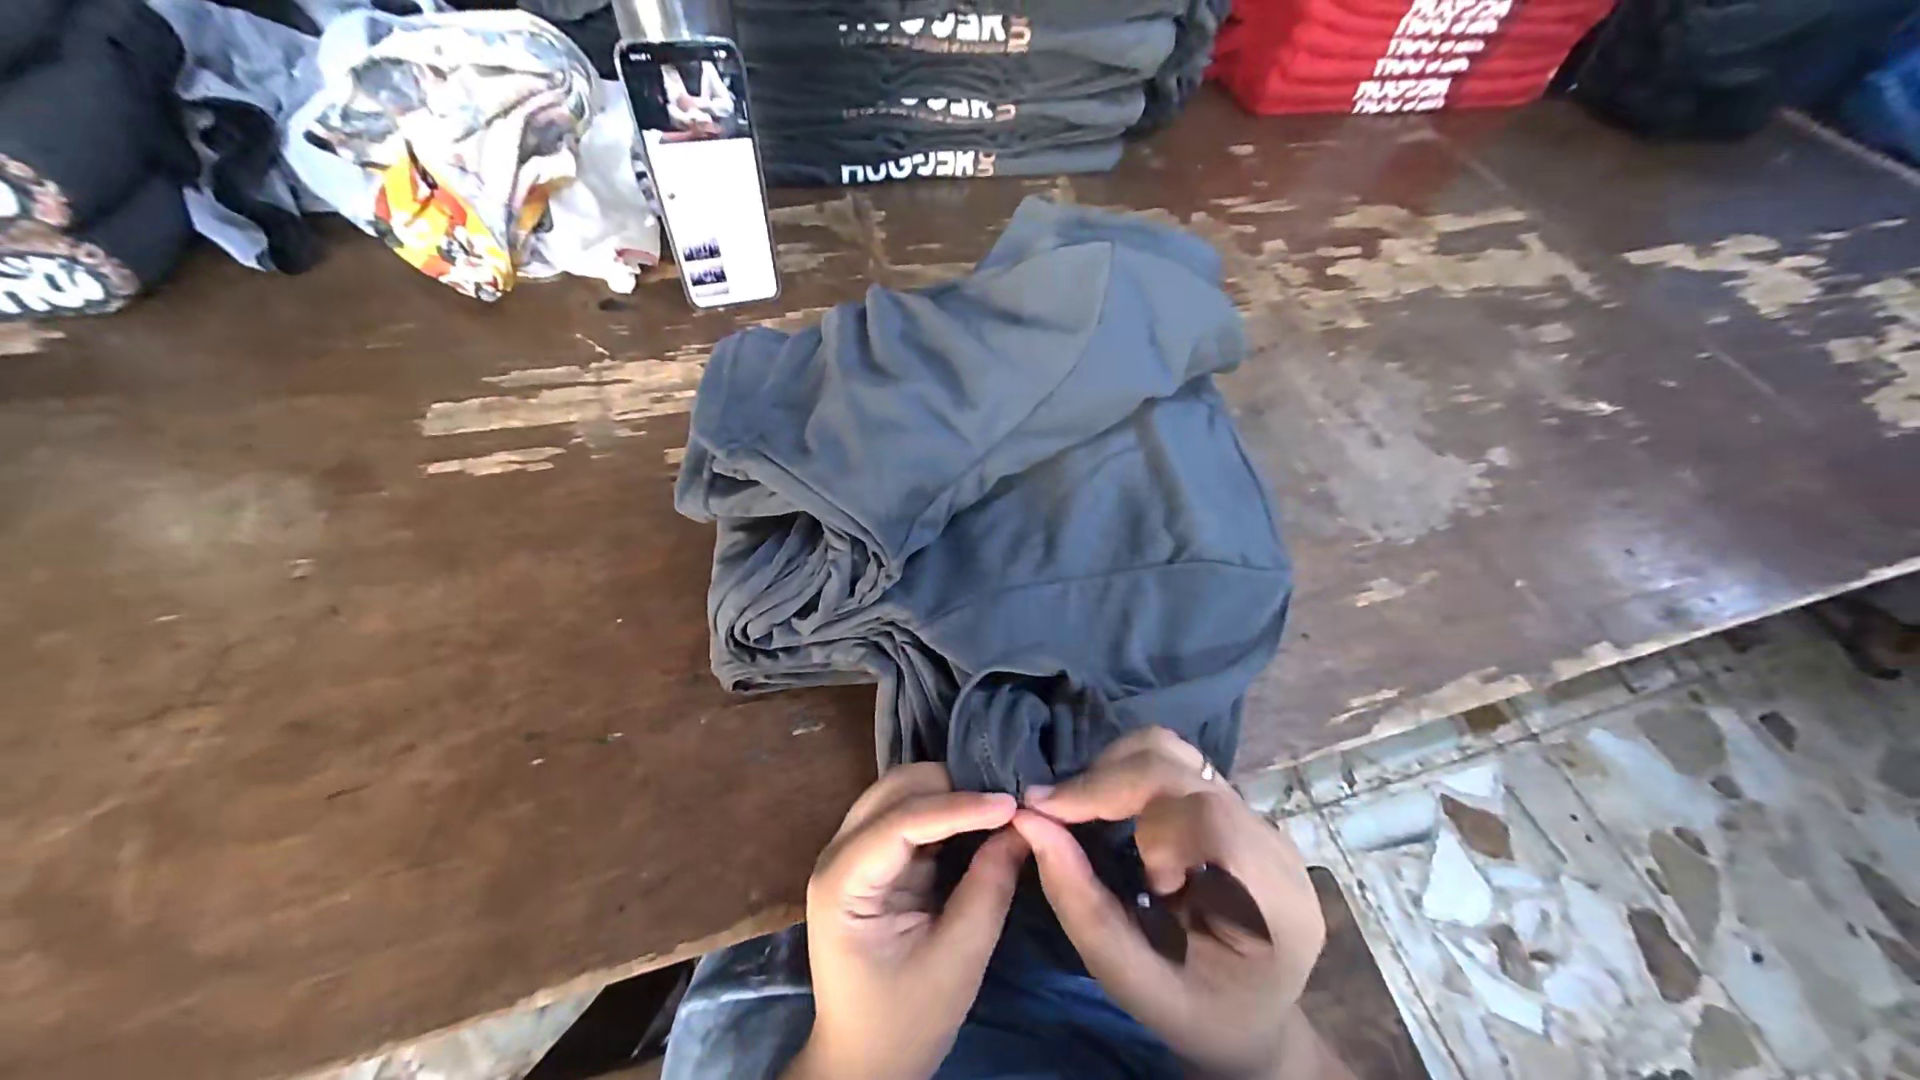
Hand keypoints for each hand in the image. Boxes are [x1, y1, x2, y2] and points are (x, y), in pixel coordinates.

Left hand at [784, 763, 1027, 1079]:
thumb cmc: (905, 1021)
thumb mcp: (957, 961)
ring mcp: (853, 850)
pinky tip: (979, 816)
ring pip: (902, 790)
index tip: (1011, 804)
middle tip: (1008, 801)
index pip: (901, 820)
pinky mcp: (875, 856)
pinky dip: (946, 808)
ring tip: (997, 805)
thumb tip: (1023, 826)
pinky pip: (911, 811)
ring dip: (950, 792)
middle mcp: (839, 852)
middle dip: (952, 788)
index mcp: (842, 881)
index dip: (959, 806)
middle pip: (896, 789)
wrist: (864, 1060)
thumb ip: (989, 887)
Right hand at [1012, 729, 1325, 1079]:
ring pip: (1175, 750)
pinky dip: (1128, 771)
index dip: (1140, 817)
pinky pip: (1175, 761)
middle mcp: (1272, 844)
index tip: (1086, 842)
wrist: (1251, 1018)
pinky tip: (1109, 805)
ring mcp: (1256, 817)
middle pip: (1182, 766)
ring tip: (1083, 808)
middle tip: (1055, 812)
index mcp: (1270, 901)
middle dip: (1107, 780)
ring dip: (1115, 768)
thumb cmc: (1194, 1012)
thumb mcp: (1131, 980)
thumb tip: (1028, 820)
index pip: (1208, 817)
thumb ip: (1081, 904)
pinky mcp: (1233, 804)